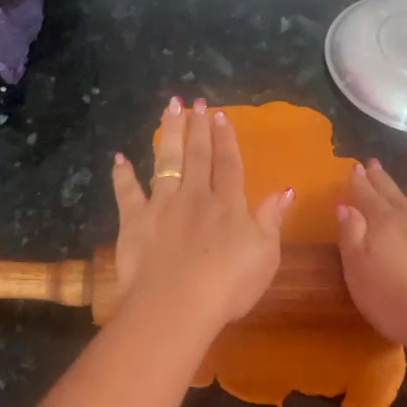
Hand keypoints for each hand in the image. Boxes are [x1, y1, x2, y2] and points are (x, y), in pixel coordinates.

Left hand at [111, 98, 292, 329]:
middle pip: (198, 155)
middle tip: (196, 101)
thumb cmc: (229, 285)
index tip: (221, 115)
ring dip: (168, 134)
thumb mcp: (265, 255)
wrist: (177, 304)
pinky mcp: (135, 221)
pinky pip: (127, 192)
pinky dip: (122, 175)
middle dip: (198, 127)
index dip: (226, 139)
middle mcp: (196, 196)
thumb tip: (286, 189)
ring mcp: (163, 206)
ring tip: (170, 108)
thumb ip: (272, 219)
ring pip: (166, 162)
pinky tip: (119, 158)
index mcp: (229, 204)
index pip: (229, 164)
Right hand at [336, 147, 406, 350]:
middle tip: (373, 162)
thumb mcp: (357, 271)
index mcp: (384, 223)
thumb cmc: (392, 301)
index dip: (358, 183)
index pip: (366, 197)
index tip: (353, 168)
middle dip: (382, 177)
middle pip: (394, 192)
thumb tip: (345, 205)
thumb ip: (351, 235)